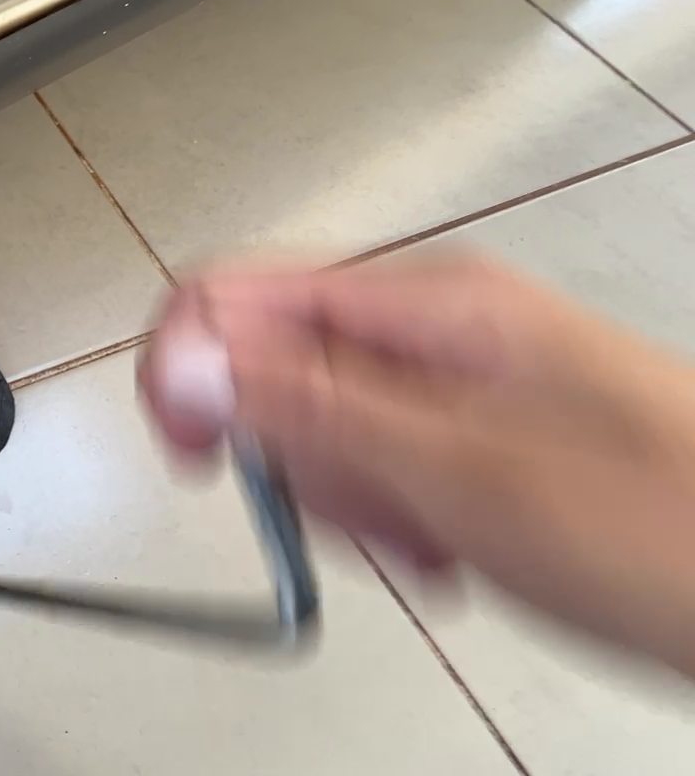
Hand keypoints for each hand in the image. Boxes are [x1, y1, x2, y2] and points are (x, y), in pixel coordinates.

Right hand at [138, 252, 694, 675]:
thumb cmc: (673, 534)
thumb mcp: (462, 469)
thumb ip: (305, 404)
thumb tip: (181, 362)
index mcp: (418, 300)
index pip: (228, 292)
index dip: (183, 359)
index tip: (183, 437)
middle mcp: (414, 320)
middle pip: (255, 357)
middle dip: (278, 442)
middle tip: (341, 499)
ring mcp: (424, 370)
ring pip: (293, 411)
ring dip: (328, 483)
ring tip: (411, 527)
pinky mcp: (434, 418)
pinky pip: (340, 447)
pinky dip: (362, 500)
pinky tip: (426, 533)